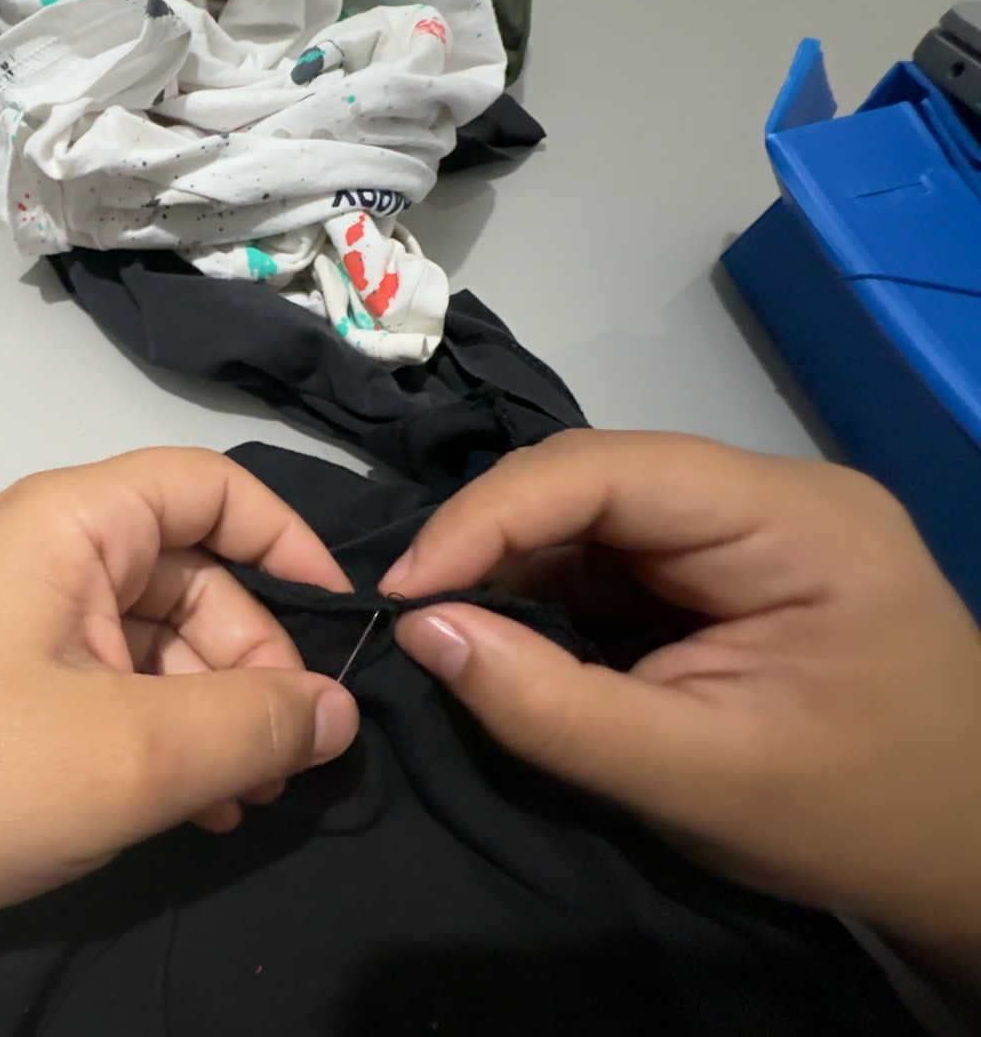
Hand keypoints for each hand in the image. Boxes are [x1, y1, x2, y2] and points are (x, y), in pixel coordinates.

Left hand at [0, 448, 359, 928]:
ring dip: (208, 713)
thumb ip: (250, 726)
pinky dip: (156, 731)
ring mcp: (25, 612)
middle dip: (250, 665)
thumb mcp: (127, 756)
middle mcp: (49, 549)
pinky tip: (187, 802)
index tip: (337, 626)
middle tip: (284, 764)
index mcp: (72, 522)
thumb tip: (337, 710)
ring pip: (154, 639)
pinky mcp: (9, 670)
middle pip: (190, 577)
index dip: (286, 543)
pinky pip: (109, 680)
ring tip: (239, 800)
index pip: (208, 488)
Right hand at [379, 430, 980, 973]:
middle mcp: (749, 496)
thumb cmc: (852, 820)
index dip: (485, 518)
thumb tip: (417, 628)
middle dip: (479, 536)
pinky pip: (569, 547)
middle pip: (573, 474)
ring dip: (489, 560)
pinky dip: (512, 582)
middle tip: (409, 607)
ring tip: (442, 619)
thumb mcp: (695, 780)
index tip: (403, 591)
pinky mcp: (678, 559)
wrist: (950, 856)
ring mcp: (712, 523)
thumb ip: (549, 708)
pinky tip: (492, 624)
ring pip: (558, 506)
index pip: (603, 473)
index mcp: (792, 523)